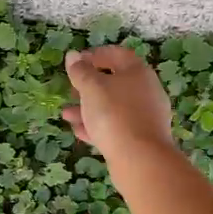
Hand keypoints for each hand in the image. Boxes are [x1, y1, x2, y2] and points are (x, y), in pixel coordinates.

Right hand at [61, 45, 175, 159]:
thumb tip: (73, 55)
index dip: (96, 55)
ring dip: (88, 108)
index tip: (76, 61)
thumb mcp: (92, 88)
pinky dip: (97, 126)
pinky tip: (79, 131)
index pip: (117, 55)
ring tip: (66, 114)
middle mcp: (146, 92)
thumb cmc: (114, 114)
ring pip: (113, 107)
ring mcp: (144, 117)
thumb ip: (80, 71)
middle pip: (115, 82)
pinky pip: (116, 127)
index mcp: (138, 72)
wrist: (140, 158)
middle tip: (71, 89)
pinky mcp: (140, 138)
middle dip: (89, 86)